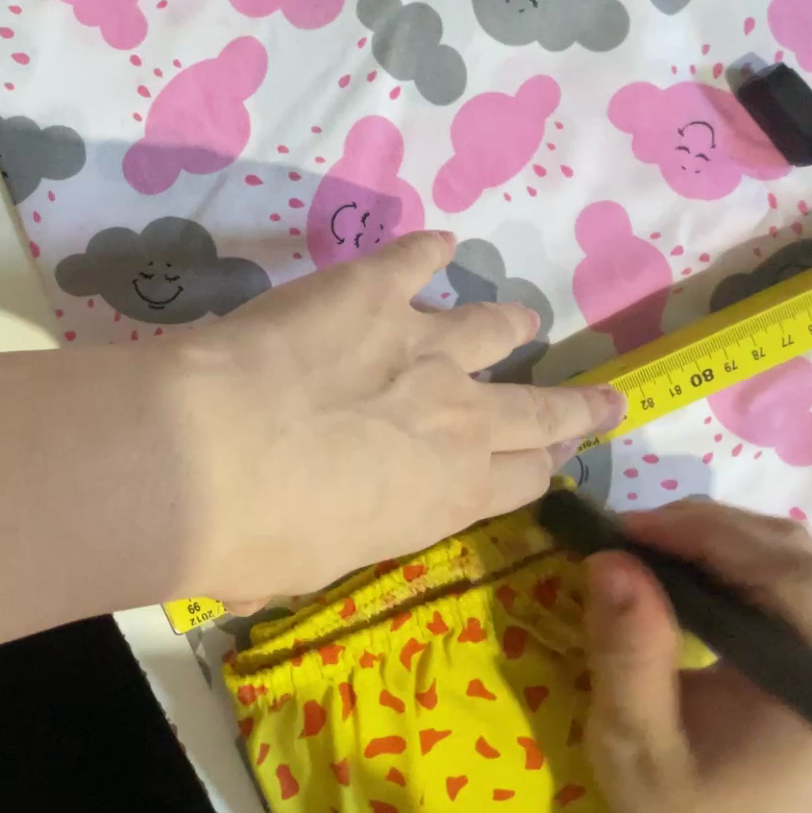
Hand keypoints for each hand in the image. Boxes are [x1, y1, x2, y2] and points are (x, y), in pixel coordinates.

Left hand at [162, 230, 624, 602]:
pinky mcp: (368, 290)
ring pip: (489, 329)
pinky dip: (427, 250)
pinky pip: (413, 259)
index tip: (555, 456)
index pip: (518, 480)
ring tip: (524, 318)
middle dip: (573, 407)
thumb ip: (314, 549)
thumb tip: (283, 562)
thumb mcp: (299, 568)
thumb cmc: (254, 536)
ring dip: (509, 324)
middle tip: (603, 399)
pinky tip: (437, 243)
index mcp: (445, 496)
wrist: (208, 455)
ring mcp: (419, 346)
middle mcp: (455, 418)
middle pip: (535, 410)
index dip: (540, 466)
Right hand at [584, 500, 811, 812]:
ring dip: (707, 539)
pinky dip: (714, 563)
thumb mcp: (633, 742)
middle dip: (703, 528)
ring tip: (635, 549)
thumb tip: (610, 559)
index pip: (789, 576)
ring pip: (786, 563)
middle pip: (795, 557)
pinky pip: (772, 588)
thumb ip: (627, 653)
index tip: (622, 531)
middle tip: (621, 536)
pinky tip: (664, 575)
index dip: (707, 534)